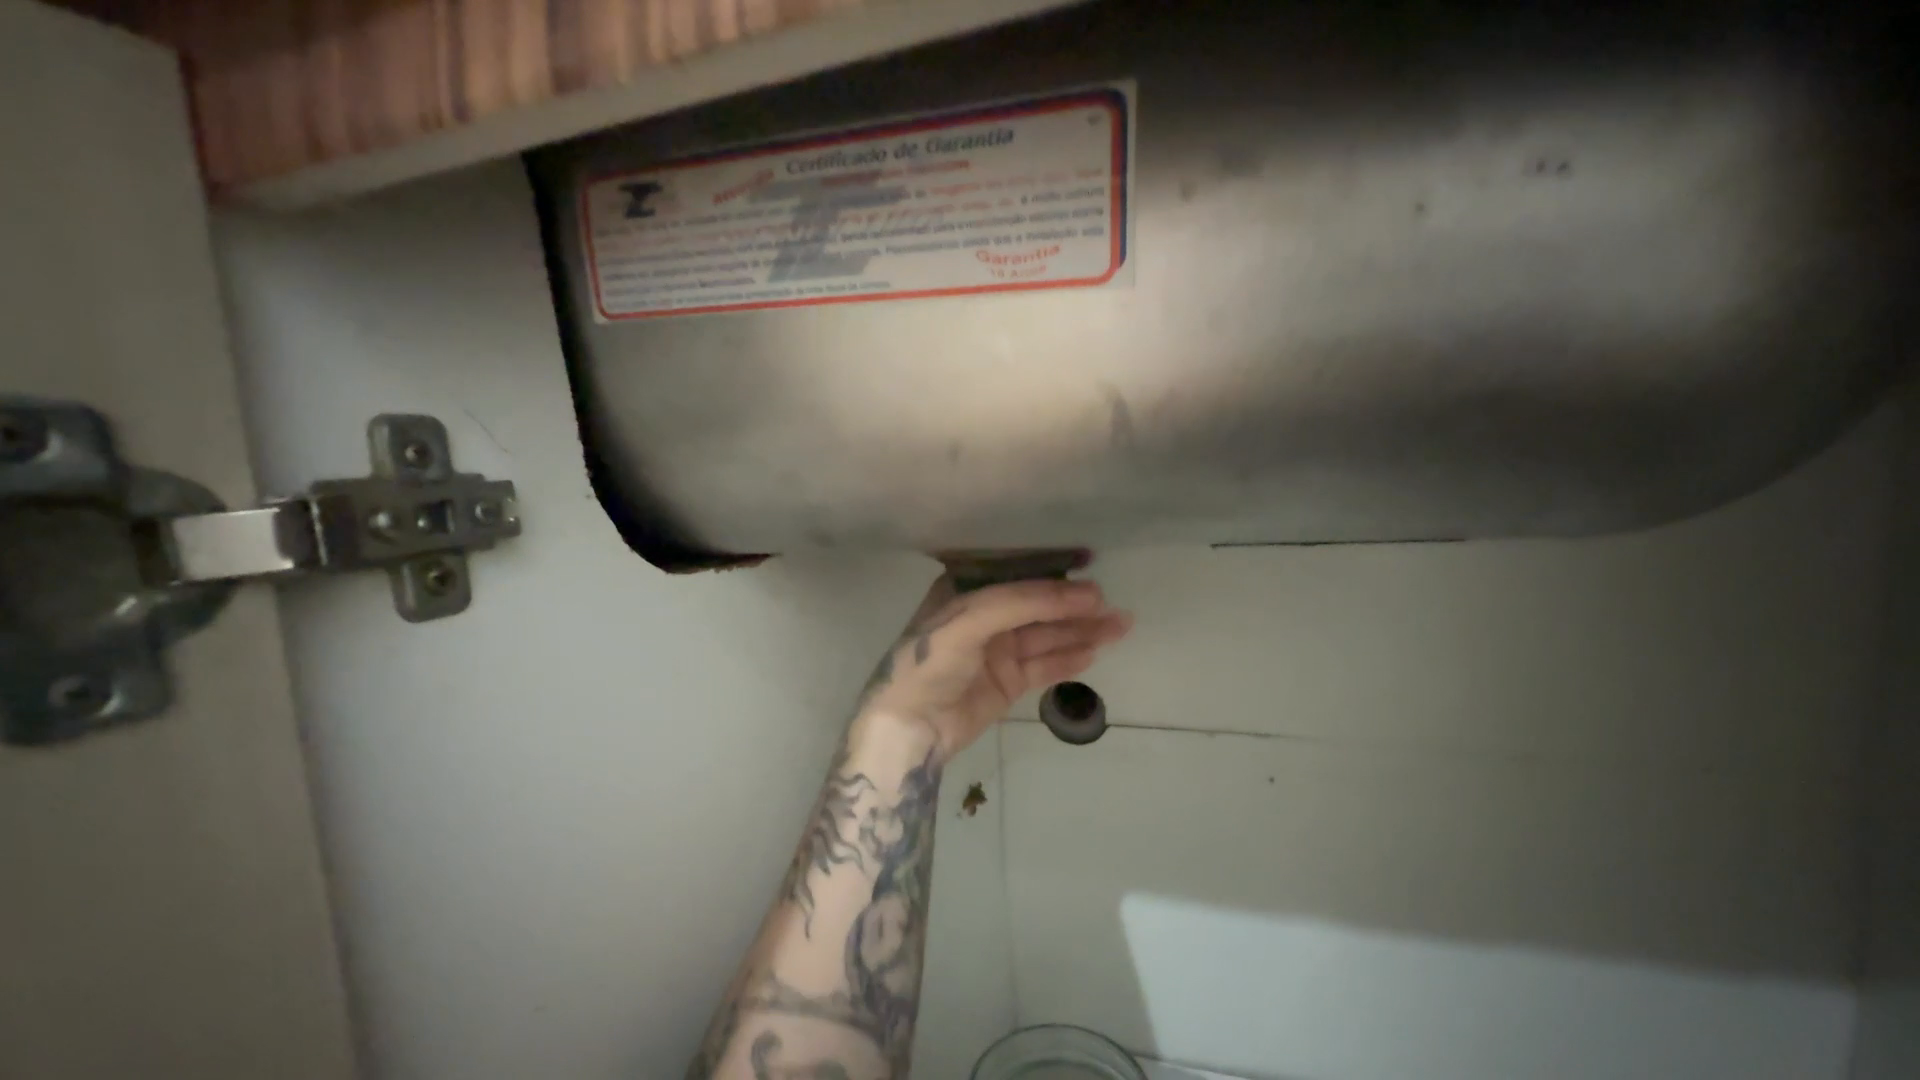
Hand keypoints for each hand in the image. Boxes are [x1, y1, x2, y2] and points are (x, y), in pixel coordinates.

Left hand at [852, 573, 1132, 762]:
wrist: (909, 728)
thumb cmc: (929, 663)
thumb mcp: (969, 620)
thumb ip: (1022, 602)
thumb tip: (1083, 593)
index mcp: (965, 592)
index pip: (1016, 575)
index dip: (1052, 573)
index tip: (1089, 567)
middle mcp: (983, 617)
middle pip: (1038, 606)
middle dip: (1074, 605)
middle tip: (1112, 603)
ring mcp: (997, 651)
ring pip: (1048, 636)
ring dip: (1082, 631)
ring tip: (1121, 625)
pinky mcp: (1008, 682)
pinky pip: (1045, 665)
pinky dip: (1068, 659)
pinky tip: (1094, 651)